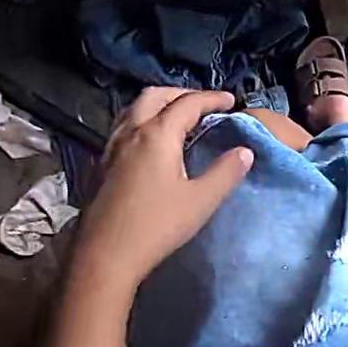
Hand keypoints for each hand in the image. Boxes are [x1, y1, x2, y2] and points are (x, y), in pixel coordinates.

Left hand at [72, 87, 249, 294]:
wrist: (108, 252)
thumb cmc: (158, 225)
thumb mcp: (201, 200)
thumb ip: (225, 173)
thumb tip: (245, 152)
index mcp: (157, 136)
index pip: (187, 104)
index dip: (211, 99)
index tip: (231, 101)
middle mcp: (131, 132)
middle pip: (155, 97)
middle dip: (182, 94)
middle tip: (204, 104)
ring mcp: (112, 147)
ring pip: (135, 109)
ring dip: (160, 104)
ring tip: (179, 117)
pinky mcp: (103, 163)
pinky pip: (124, 126)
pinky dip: (145, 120)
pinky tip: (153, 142)